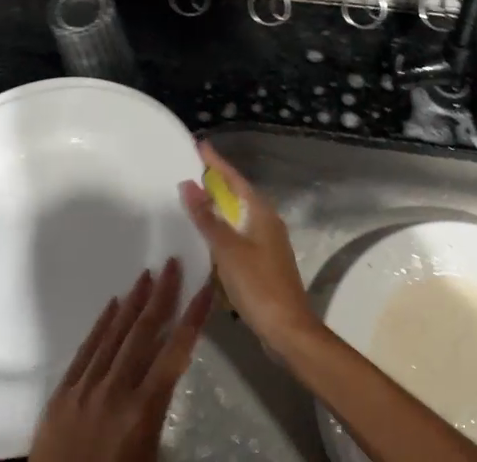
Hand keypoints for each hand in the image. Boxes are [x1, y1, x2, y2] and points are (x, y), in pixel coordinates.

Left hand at [29, 258, 213, 461]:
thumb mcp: (150, 456)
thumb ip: (160, 413)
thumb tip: (171, 375)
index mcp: (144, 411)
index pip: (175, 353)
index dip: (192, 318)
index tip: (204, 288)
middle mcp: (116, 390)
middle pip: (144, 333)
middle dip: (162, 296)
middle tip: (173, 264)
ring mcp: (85, 388)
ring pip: (115, 334)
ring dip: (133, 302)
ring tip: (148, 275)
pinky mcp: (61, 392)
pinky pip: (86, 349)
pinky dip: (102, 325)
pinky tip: (113, 305)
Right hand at [178, 141, 317, 344]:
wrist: (287, 329)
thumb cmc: (258, 285)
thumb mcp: (228, 250)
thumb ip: (207, 218)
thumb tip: (189, 184)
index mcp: (261, 213)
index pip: (235, 179)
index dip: (216, 163)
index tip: (199, 145)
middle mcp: (267, 222)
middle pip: (238, 194)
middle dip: (216, 182)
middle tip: (189, 170)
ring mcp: (266, 243)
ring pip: (238, 215)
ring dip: (218, 206)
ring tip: (193, 199)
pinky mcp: (262, 262)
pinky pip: (238, 234)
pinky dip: (222, 228)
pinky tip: (207, 236)